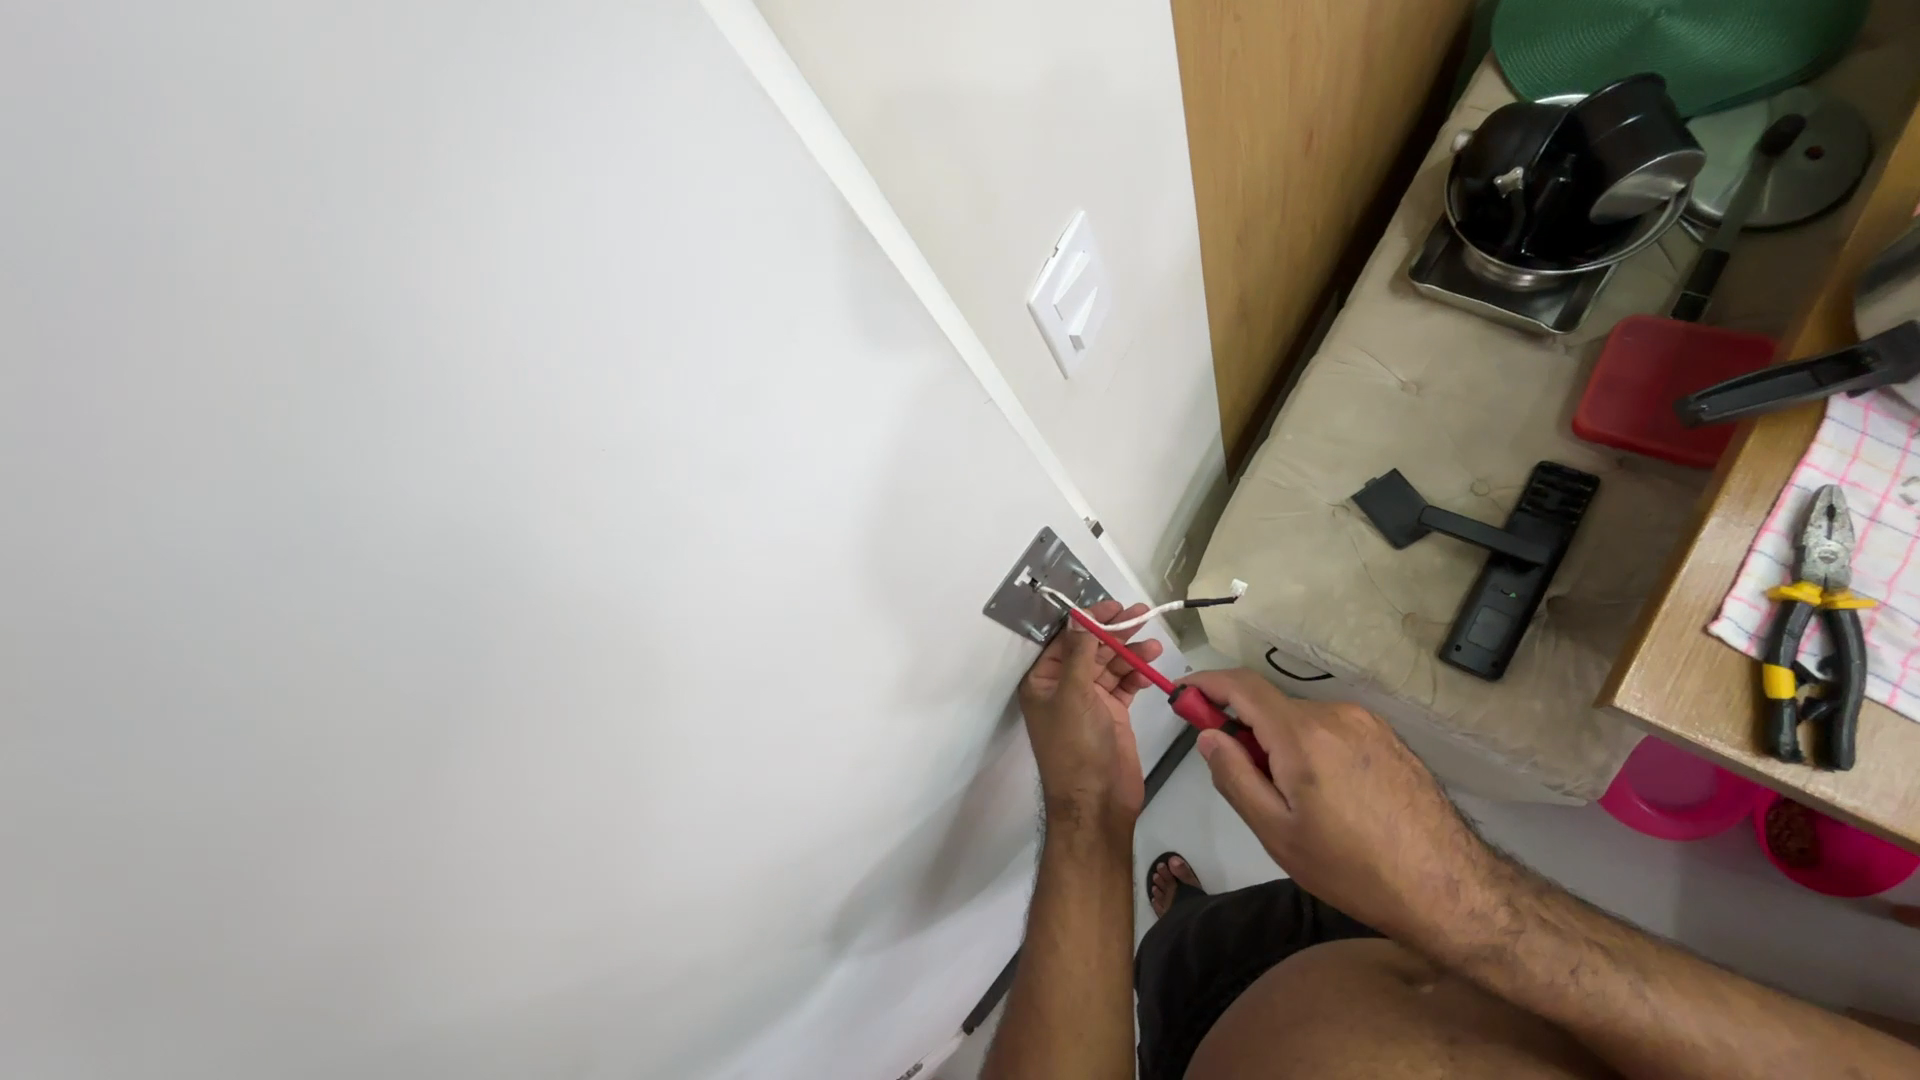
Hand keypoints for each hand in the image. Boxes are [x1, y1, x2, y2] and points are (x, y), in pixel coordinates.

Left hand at [1018, 601, 1162, 831]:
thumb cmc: (1076, 748)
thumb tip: (1079, 617)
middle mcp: (1063, 688)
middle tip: (1141, 614)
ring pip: (1110, 666)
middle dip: (1114, 632)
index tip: (1113, 606)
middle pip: (1090, 650)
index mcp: (1042, 682)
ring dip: (1130, 652)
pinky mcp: (1112, 714)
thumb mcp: (1073, 695)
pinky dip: (1137, 674)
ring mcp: (1089, 702)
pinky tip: (1150, 666)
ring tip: (1153, 640)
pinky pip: (1124, 685)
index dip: (1088, 621)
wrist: (1097, 803)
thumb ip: (1080, 654)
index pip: (1065, 641)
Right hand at [1175, 668, 1497, 943]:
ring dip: (1280, 743)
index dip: (1206, 683)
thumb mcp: (1276, 833)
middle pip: (1271, 706)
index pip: (1241, 686)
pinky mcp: (1389, 738)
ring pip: (1301, 720)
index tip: (1182, 695)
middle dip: (1245, 730)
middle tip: (1243, 780)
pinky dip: (1310, 748)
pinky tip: (1327, 797)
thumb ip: (1234, 777)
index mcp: (1303, 734)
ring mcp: (1367, 723)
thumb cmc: (1353, 868)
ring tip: (1294, 802)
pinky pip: (1331, 730)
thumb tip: (1209, 736)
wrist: (1452, 889)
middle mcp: (1336, 714)